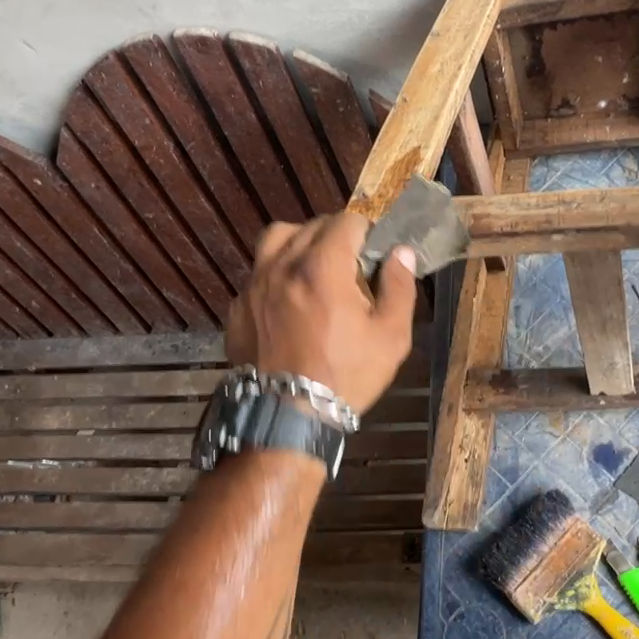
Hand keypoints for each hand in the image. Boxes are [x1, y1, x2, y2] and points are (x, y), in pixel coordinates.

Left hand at [225, 214, 416, 413]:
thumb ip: (399, 288)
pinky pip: (258, 273)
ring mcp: (255, 284)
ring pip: (276, 239)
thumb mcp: (391, 337)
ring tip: (314, 271)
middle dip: (336, 237)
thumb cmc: (347, 376)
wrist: (286, 416)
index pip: (347, 222)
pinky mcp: (238, 306)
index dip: (366, 232)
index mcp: (323, 267)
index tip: (374, 253)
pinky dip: (277, 274)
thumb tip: (401, 252)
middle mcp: (283, 264)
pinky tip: (290, 303)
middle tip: (351, 267)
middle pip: (311, 226)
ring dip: (300, 244)